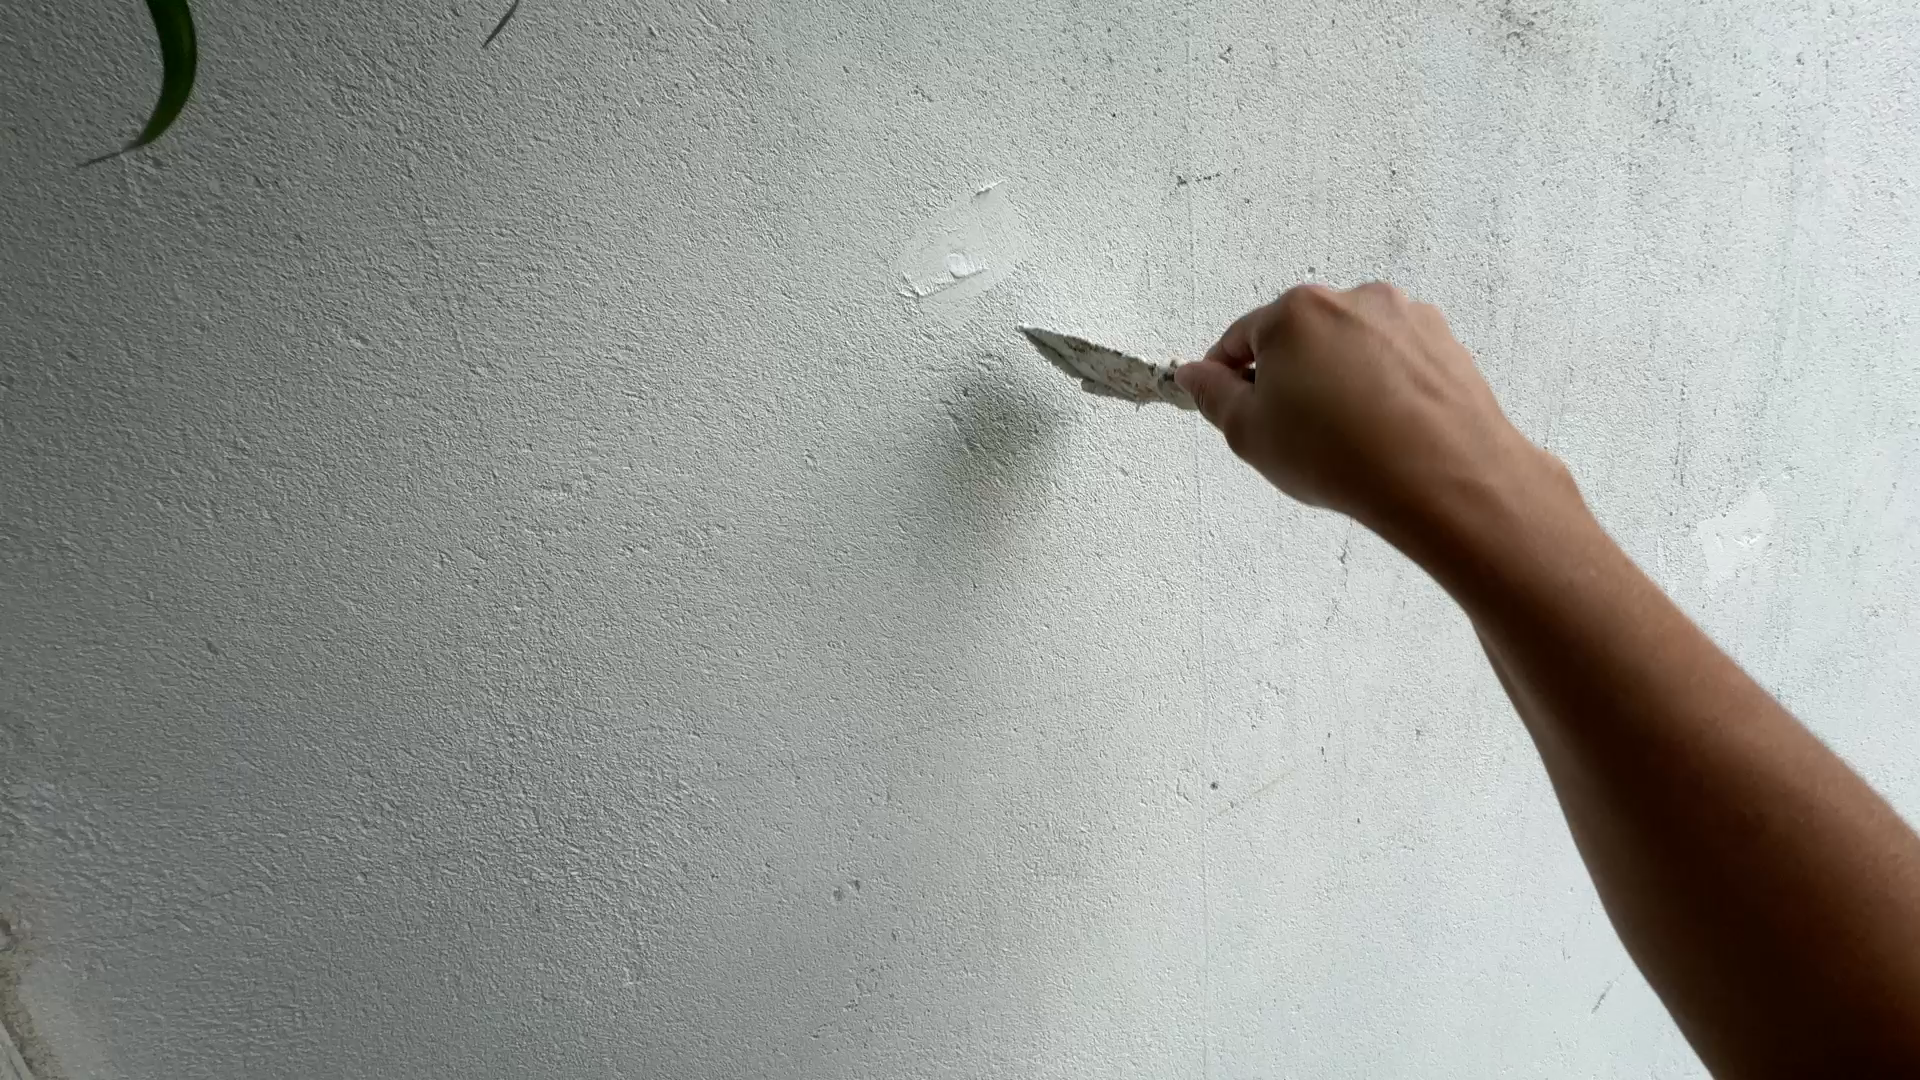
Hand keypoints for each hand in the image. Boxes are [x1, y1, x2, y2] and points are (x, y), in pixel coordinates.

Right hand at [1176, 282, 1566, 549]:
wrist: (1442, 477)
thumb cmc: (1337, 454)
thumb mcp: (1247, 432)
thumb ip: (1212, 394)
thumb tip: (1195, 373)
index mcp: (1293, 313)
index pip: (1238, 339)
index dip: (1225, 376)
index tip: (1230, 408)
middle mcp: (1349, 299)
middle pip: (1294, 337)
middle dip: (1283, 377)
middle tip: (1287, 431)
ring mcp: (1402, 316)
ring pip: (1343, 346)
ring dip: (1330, 379)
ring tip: (1339, 435)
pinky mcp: (1441, 340)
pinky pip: (1388, 357)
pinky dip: (1374, 384)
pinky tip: (1377, 427)